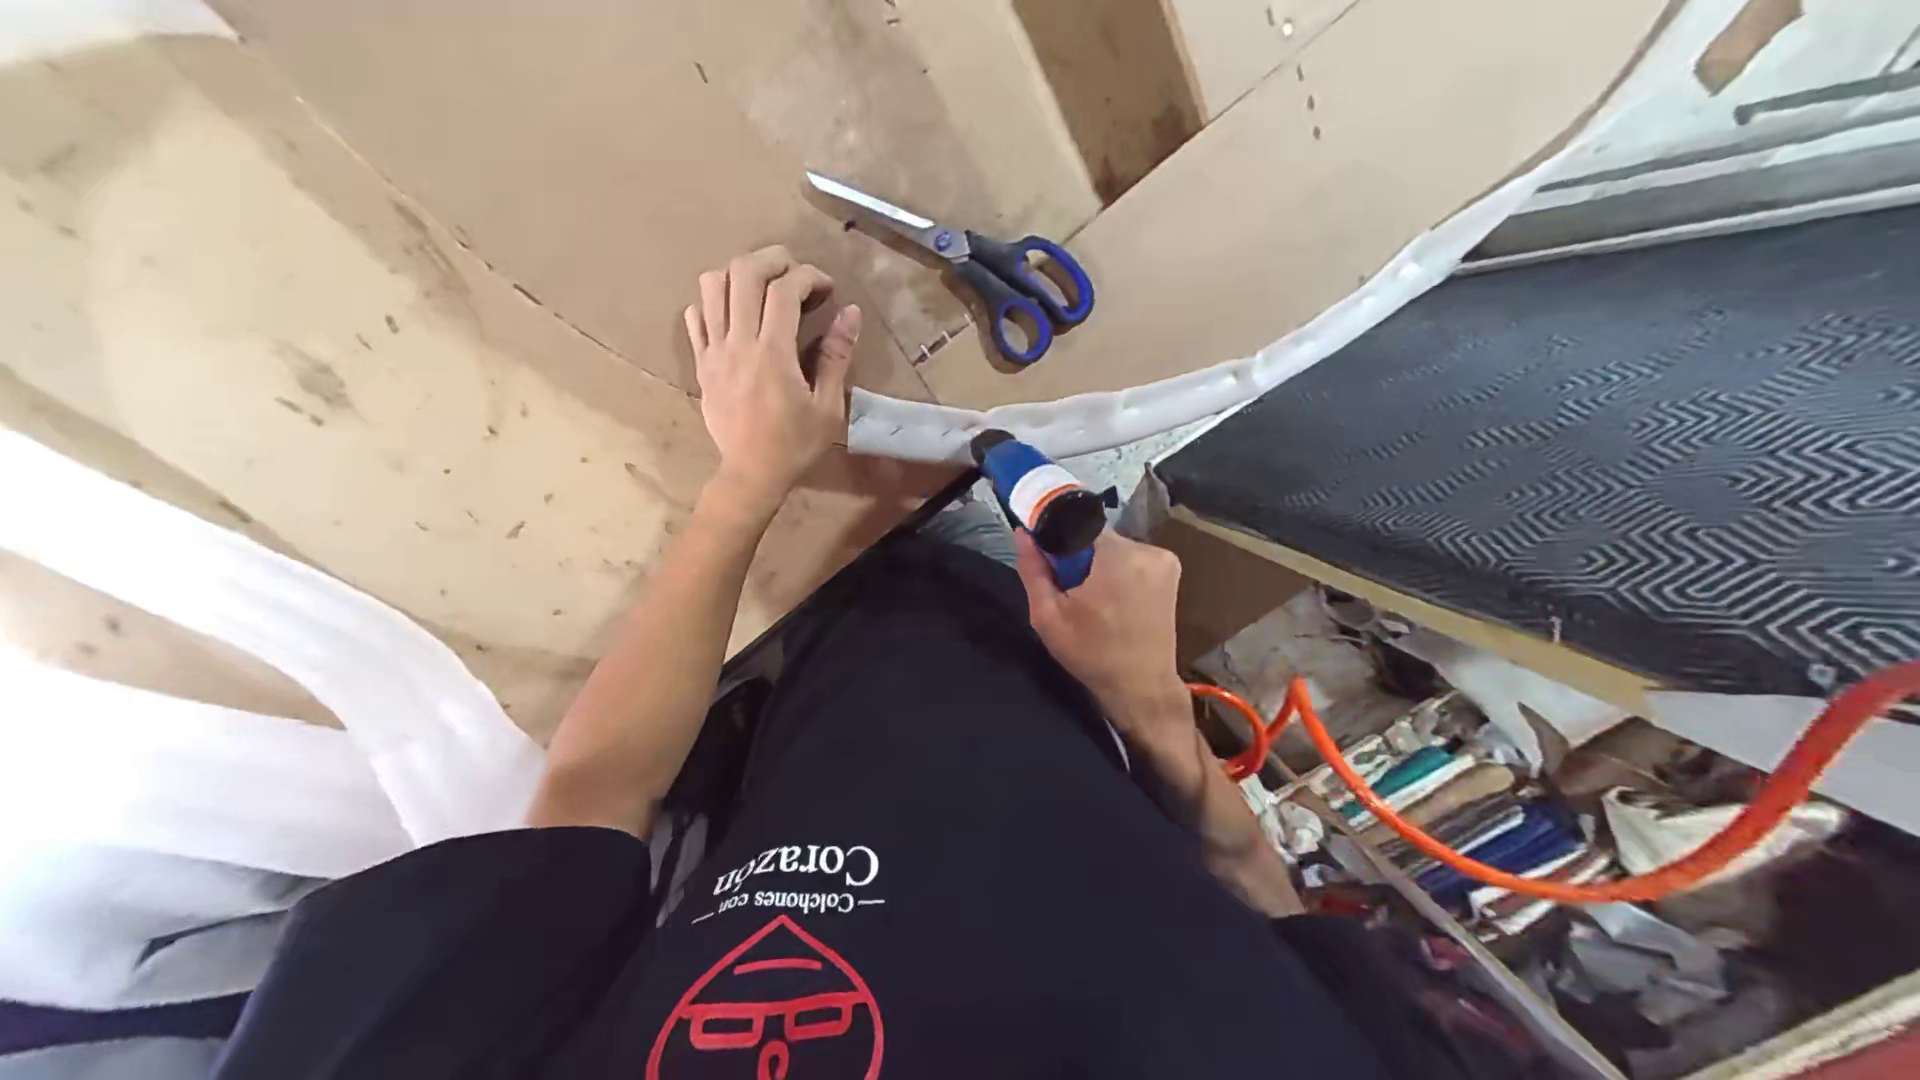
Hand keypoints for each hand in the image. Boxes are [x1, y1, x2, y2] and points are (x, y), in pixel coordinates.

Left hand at [685, 245, 861, 513]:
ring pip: (711, 286)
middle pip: (743, 272)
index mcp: (773, 353)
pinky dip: (713, 304)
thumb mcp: (827, 406)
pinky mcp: (701, 365)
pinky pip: (695, 318)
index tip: (826, 288)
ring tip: (762, 289)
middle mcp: (738, 343)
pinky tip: (734, 316)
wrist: (752, 473)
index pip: (784, 289)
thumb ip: (836, 356)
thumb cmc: (795, 444)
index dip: (808, 276)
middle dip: (772, 260)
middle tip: (794, 273)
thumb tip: (851, 312)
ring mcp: (713, 352)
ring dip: (738, 275)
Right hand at [1014, 529, 1189, 751]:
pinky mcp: (1172, 570)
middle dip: (1079, 556)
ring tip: (1092, 598)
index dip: (1059, 539)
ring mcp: (1165, 559)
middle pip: (1097, 536)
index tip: (1050, 561)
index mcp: (1120, 557)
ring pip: (1114, 546)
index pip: (1079, 524)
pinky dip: (1117, 570)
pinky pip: (1132, 557)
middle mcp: (1149, 550)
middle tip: (1070, 588)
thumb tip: (1023, 532)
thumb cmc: (1092, 654)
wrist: (1141, 687)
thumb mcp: (1048, 616)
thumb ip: (1033, 569)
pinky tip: (1112, 599)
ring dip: (1098, 563)